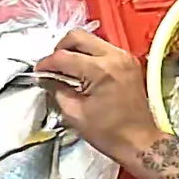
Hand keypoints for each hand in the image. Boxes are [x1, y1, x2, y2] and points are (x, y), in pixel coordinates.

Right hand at [37, 30, 164, 161]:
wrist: (140, 141)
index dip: (46, 63)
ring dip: (74, 50)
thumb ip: (57, 89)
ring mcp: (124, 57)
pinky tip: (82, 71)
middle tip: (53, 66)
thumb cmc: (108, 132)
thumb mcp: (74, 113)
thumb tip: (47, 77)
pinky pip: (102, 48)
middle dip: (60, 49)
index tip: (38, 72)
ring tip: (66, 69)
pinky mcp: (128, 61)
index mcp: (100, 71)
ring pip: (90, 39)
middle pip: (77, 36)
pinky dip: (88, 55)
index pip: (64, 56)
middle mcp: (114, 57)